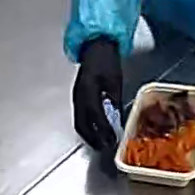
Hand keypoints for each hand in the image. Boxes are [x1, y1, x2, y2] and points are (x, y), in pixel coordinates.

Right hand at [72, 36, 122, 154]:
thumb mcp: (115, 81)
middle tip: (104, 148)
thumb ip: (115, 102)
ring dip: (89, 137)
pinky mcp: (76, 99)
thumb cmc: (105, 59)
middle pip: (83, 125)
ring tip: (99, 145)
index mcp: (89, 89)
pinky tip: (94, 134)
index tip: (112, 140)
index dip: (104, 130)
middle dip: (94, 139)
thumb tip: (119, 121)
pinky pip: (79, 118)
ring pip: (79, 124)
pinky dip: (86, 129)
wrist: (94, 46)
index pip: (96, 115)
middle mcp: (79, 96)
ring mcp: (76, 98)